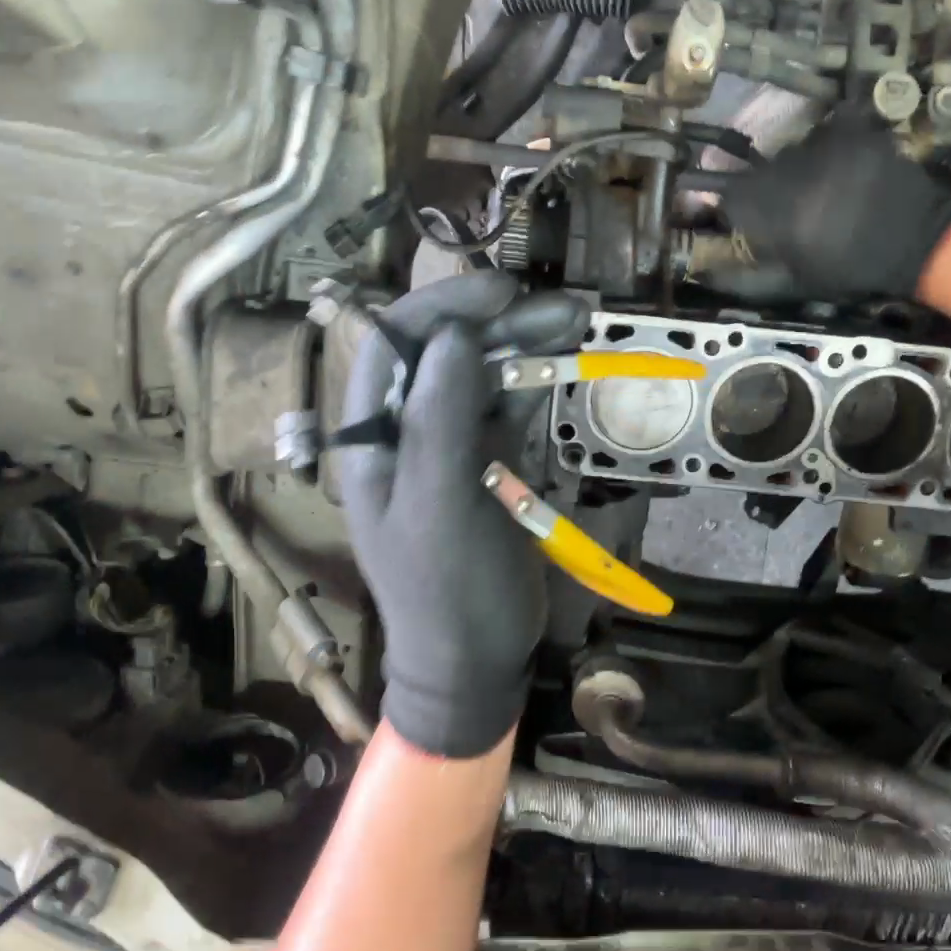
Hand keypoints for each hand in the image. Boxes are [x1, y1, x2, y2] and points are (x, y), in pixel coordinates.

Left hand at [339, 274, 588, 757]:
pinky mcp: (488, 461)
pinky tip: (566, 359)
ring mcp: (450, 443)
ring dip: (527, 345)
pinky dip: (536, 380)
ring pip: (484, 373)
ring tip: (578, 321)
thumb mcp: (437, 504)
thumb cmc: (444, 588)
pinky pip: (508, 405)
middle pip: (448, 351)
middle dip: (501, 323)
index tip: (502, 291)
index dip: (444, 307)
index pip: (395, 345)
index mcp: (373, 434)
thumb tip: (458, 334)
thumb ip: (440, 417)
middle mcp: (407, 427)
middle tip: (565, 310)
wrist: (474, 659)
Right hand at [722, 109, 950, 302]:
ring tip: (825, 187)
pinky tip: (843, 162)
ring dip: (803, 166)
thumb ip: (752, 271)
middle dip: (771, 187)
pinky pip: (831, 127)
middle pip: (765, 170)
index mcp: (777, 210)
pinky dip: (833, 140)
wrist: (919, 245)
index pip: (733, 194)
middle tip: (794, 207)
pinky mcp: (856, 132)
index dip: (733, 203)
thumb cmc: (854, 270)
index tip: (741, 212)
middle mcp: (795, 171)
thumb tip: (713, 264)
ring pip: (797, 149)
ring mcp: (827, 147)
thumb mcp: (798, 280)